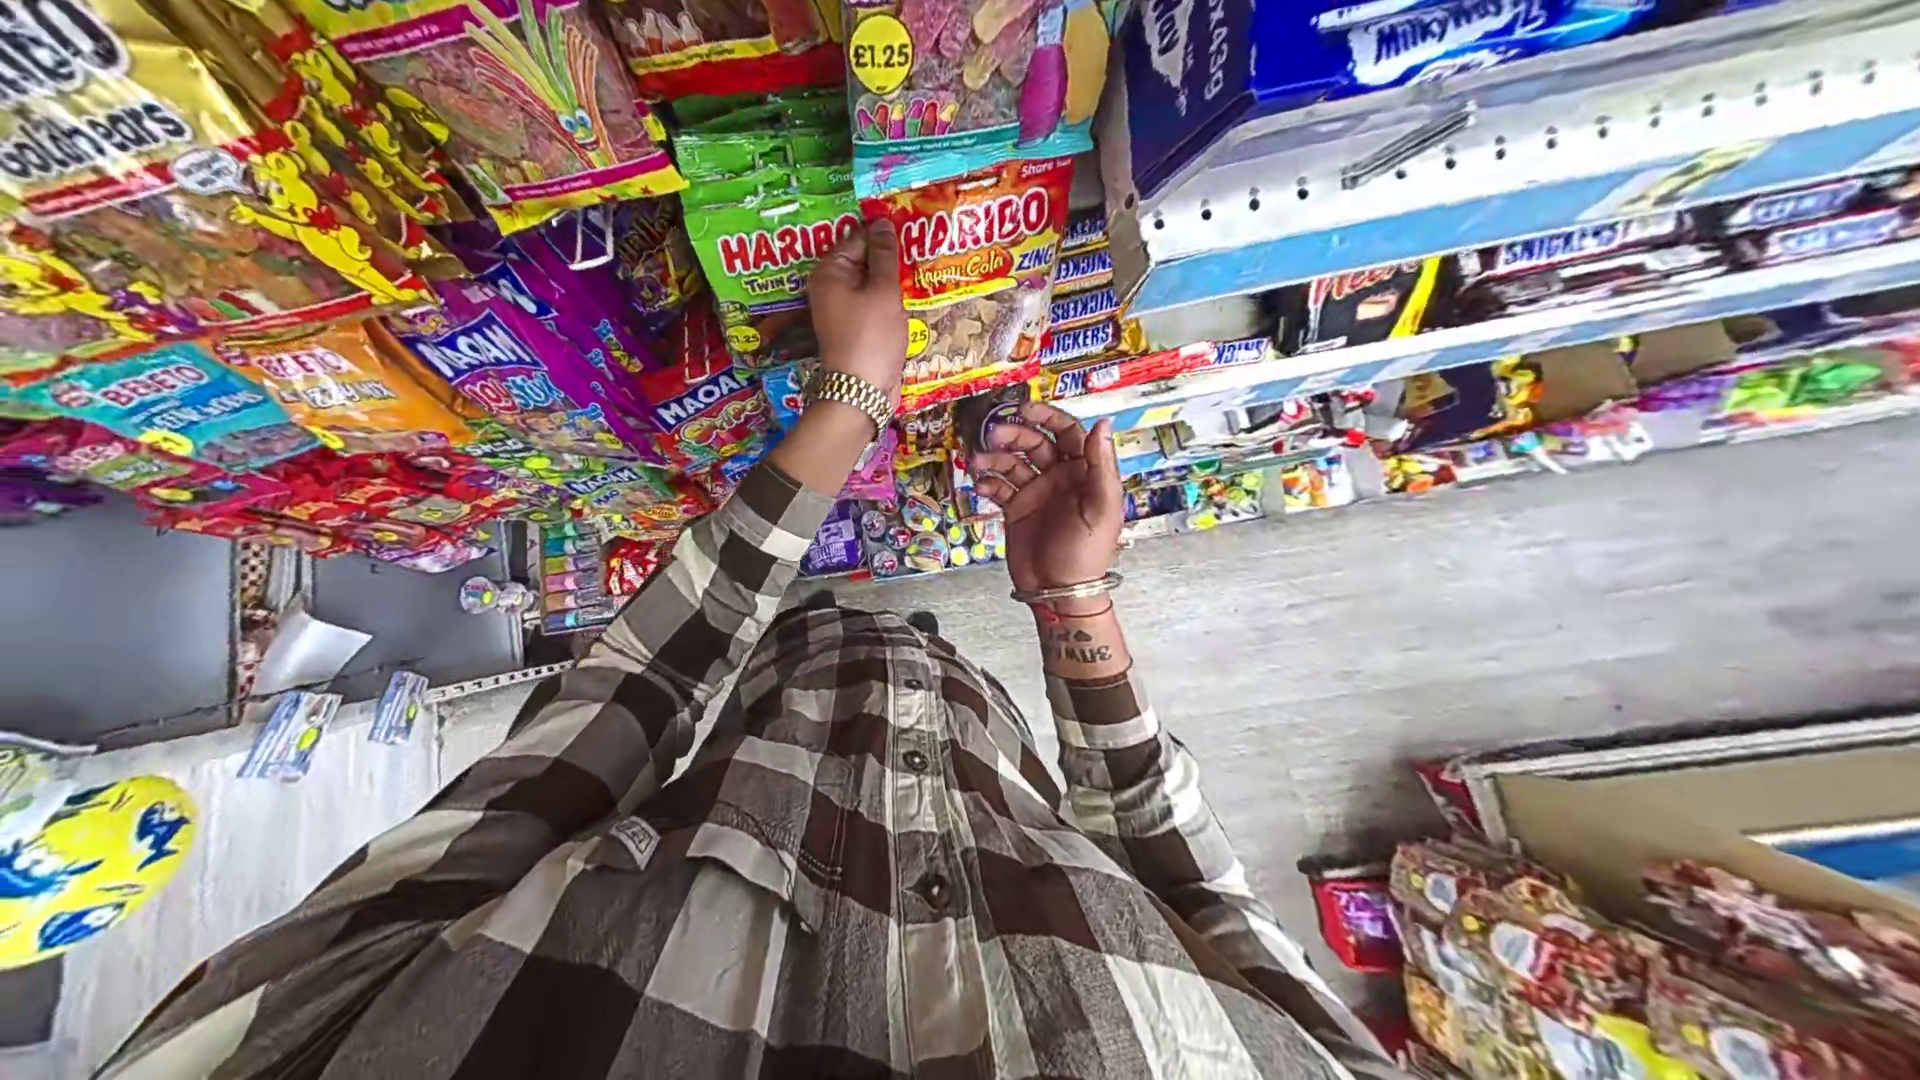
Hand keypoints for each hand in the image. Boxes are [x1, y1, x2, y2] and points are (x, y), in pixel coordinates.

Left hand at [808, 219, 907, 400]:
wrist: (863, 390)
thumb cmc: (872, 337)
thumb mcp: (883, 290)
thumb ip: (884, 255)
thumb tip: (883, 222)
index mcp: (829, 271)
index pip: (858, 237)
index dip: (884, 235)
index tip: (911, 233)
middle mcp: (829, 288)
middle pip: (863, 261)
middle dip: (888, 260)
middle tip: (918, 253)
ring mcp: (841, 310)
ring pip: (870, 285)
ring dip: (891, 283)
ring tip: (917, 276)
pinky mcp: (854, 329)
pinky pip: (872, 306)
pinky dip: (888, 303)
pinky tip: (908, 302)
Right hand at [973, 402, 1122, 593]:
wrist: (1059, 590)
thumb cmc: (1085, 553)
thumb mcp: (1101, 508)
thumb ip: (1101, 466)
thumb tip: (1101, 424)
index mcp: (1084, 473)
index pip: (1067, 433)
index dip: (1047, 417)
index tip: (1024, 409)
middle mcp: (1059, 477)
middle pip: (1034, 444)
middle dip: (1014, 436)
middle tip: (993, 435)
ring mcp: (1036, 493)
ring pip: (1012, 464)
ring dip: (995, 458)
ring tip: (978, 462)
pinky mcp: (1016, 509)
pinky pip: (999, 487)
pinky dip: (988, 483)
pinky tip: (981, 486)